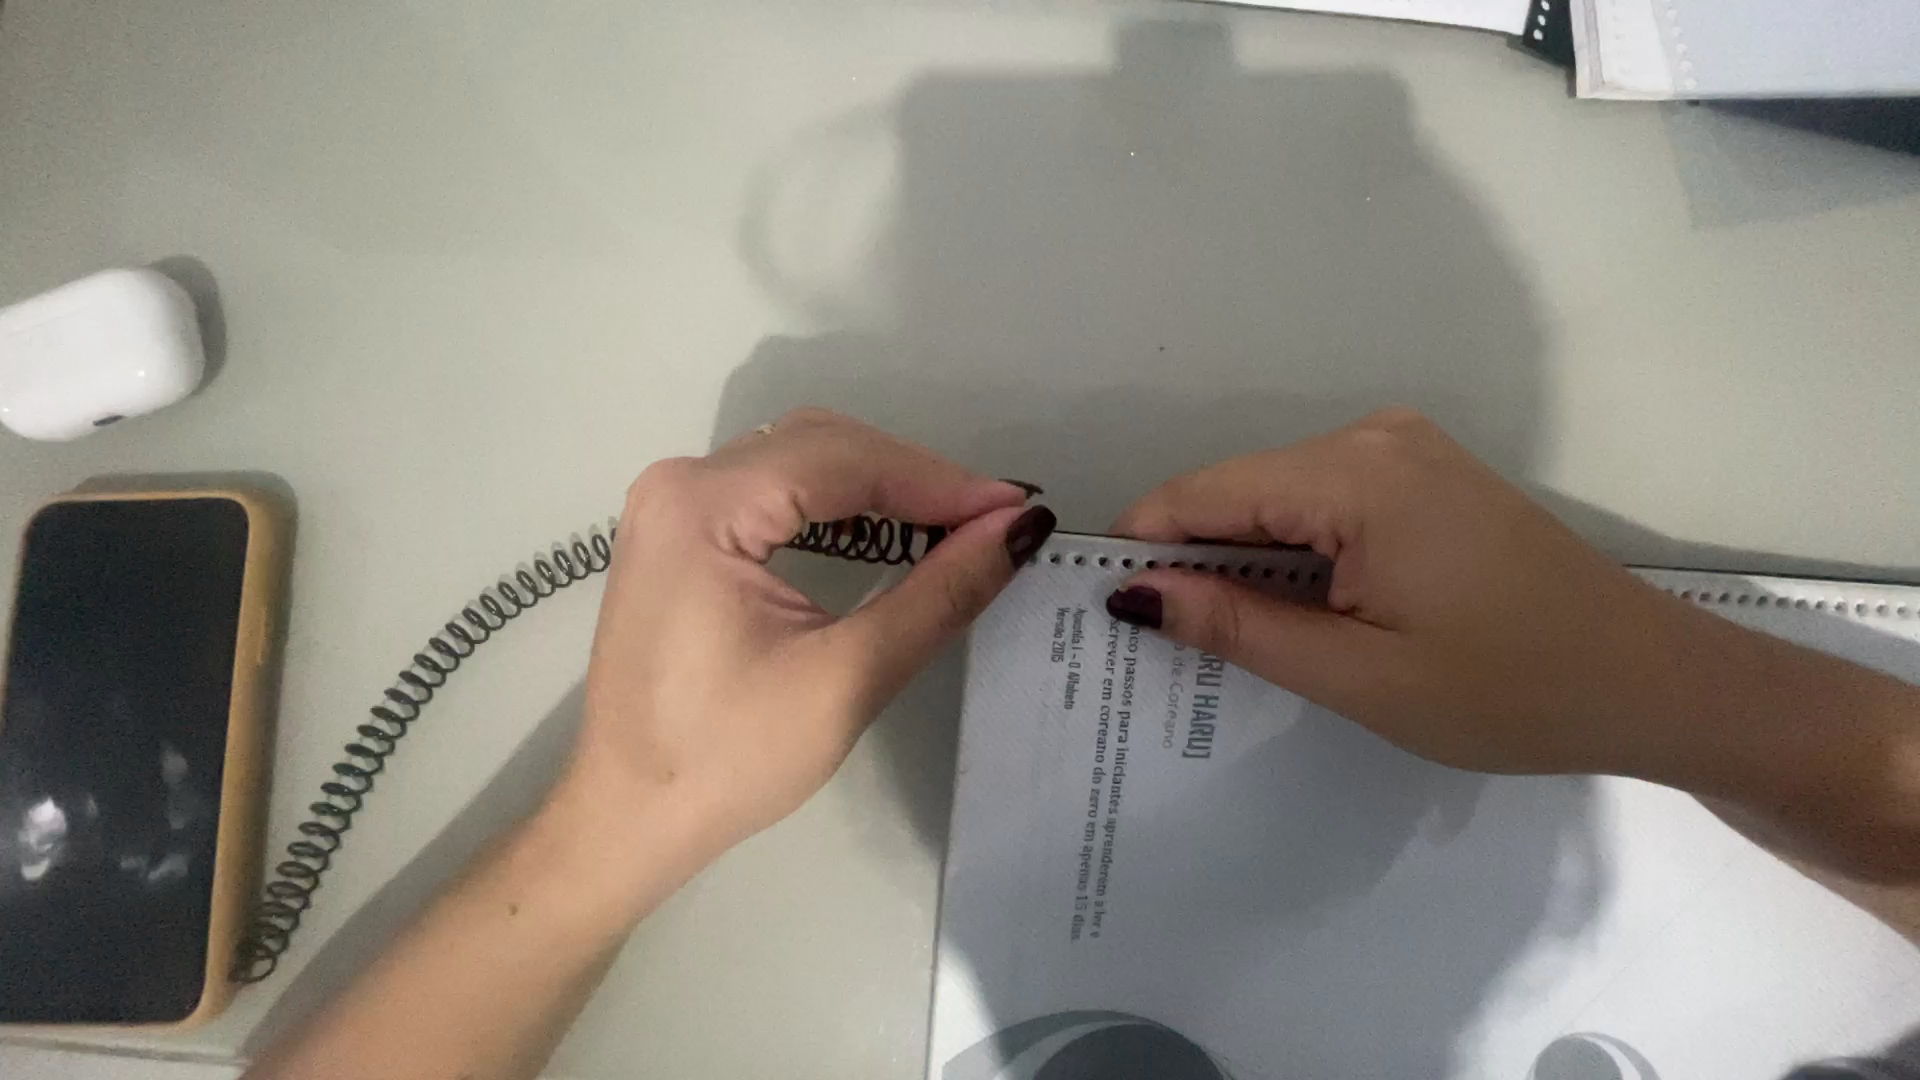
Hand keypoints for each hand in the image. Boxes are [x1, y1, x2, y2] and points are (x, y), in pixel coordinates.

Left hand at [557, 409, 1054, 876]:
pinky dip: (844, 500)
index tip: (1018, 509)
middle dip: (916, 477)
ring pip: (804, 459)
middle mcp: (682, 482)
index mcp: (704, 506)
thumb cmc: (728, 761)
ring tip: (954, 522)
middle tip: (992, 519)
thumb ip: (938, 595)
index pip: (846, 462)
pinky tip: (887, 527)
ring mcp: (677, 503)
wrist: (630, 818)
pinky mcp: (685, 530)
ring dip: (884, 483)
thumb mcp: (847, 678)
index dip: (942, 482)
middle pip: (824, 445)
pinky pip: (780, 489)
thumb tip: (1019, 531)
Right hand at [1105, 407, 1691, 775]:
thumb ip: (1236, 626)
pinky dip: (1280, 548)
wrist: (1664, 687)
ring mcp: (1397, 448)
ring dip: (1233, 557)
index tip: (1103, 603)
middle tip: (1159, 632)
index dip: (1141, 544)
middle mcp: (1370, 438)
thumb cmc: (1512, 692)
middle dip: (1187, 556)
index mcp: (1356, 478)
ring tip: (1219, 627)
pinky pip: (1311, 499)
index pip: (1201, 494)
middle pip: (1232, 490)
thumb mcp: (1357, 676)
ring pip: (1267, 495)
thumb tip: (1132, 595)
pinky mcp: (1412, 471)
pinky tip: (1284, 601)